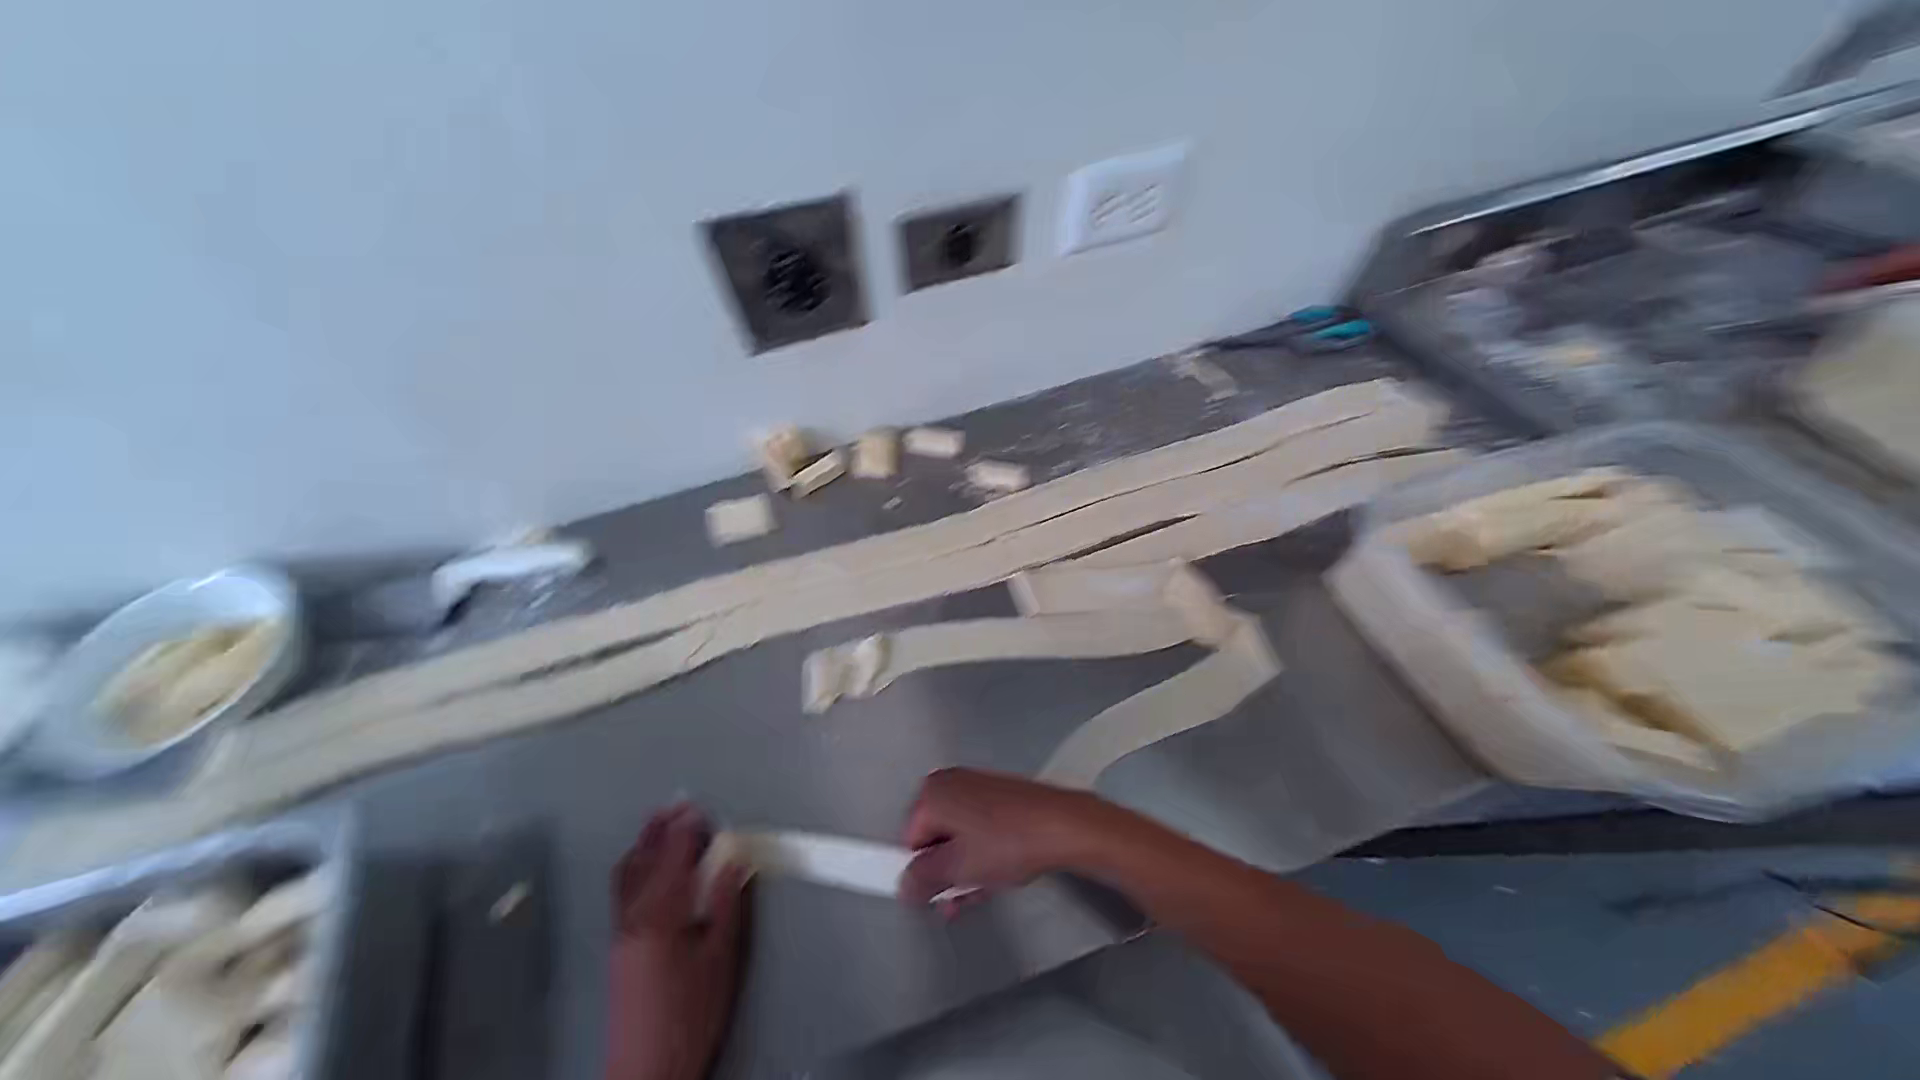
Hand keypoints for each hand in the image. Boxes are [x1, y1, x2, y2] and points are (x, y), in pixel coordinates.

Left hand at [605, 805, 749, 1079]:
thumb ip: (725, 904)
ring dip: (643, 846)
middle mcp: (633, 917)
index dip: (686, 831)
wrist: (647, 1070)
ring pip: (627, 877)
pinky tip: (644, 868)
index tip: (698, 809)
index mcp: (661, 915)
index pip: (673, 859)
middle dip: (659, 831)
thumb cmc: (692, 1014)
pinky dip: (634, 868)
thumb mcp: (721, 958)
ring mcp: (621, 932)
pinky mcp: (618, 947)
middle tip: (676, 806)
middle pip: (643, 862)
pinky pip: (622, 892)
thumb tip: (732, 859)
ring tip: (658, 825)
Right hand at [899, 768, 1121, 912]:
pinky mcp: (1000, 794)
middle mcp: (950, 782)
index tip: (938, 895)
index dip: (921, 872)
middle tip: (961, 899)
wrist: (1063, 825)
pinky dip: (982, 851)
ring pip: (958, 836)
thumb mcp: (956, 869)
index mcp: (932, 792)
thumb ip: (921, 879)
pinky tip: (998, 873)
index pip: (909, 840)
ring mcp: (977, 785)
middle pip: (933, 837)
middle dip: (945, 873)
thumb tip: (904, 884)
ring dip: (965, 868)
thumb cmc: (1005, 844)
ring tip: (984, 889)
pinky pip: (977, 827)